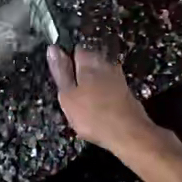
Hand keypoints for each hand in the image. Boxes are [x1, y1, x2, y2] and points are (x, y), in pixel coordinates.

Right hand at [46, 47, 178, 160]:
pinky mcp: (126, 91)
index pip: (75, 49)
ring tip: (83, 99)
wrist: (129, 133)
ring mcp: (118, 77)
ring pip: (100, 73)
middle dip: (81, 70)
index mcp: (89, 62)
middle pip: (90, 60)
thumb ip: (61, 71)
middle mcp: (106, 64)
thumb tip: (53, 49)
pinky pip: (109, 85)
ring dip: (92, 82)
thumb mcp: (68, 95)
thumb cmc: (93, 115)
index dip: (66, 60)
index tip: (61, 75)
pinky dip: (103, 92)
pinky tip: (99, 104)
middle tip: (71, 90)